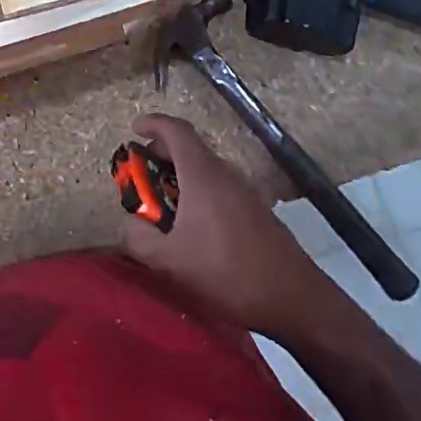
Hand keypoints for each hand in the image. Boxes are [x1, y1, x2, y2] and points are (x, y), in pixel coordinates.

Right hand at [118, 114, 336, 339]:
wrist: (294, 297)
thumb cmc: (228, 272)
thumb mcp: (171, 262)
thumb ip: (139, 239)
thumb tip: (126, 224)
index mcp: (202, 174)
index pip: (176, 131)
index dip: (153, 124)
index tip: (134, 129)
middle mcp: (224, 173)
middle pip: (190, 147)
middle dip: (162, 152)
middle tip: (141, 172)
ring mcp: (244, 190)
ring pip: (206, 167)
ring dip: (180, 173)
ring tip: (163, 201)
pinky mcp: (256, 209)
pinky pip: (219, 185)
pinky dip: (198, 189)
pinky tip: (192, 224)